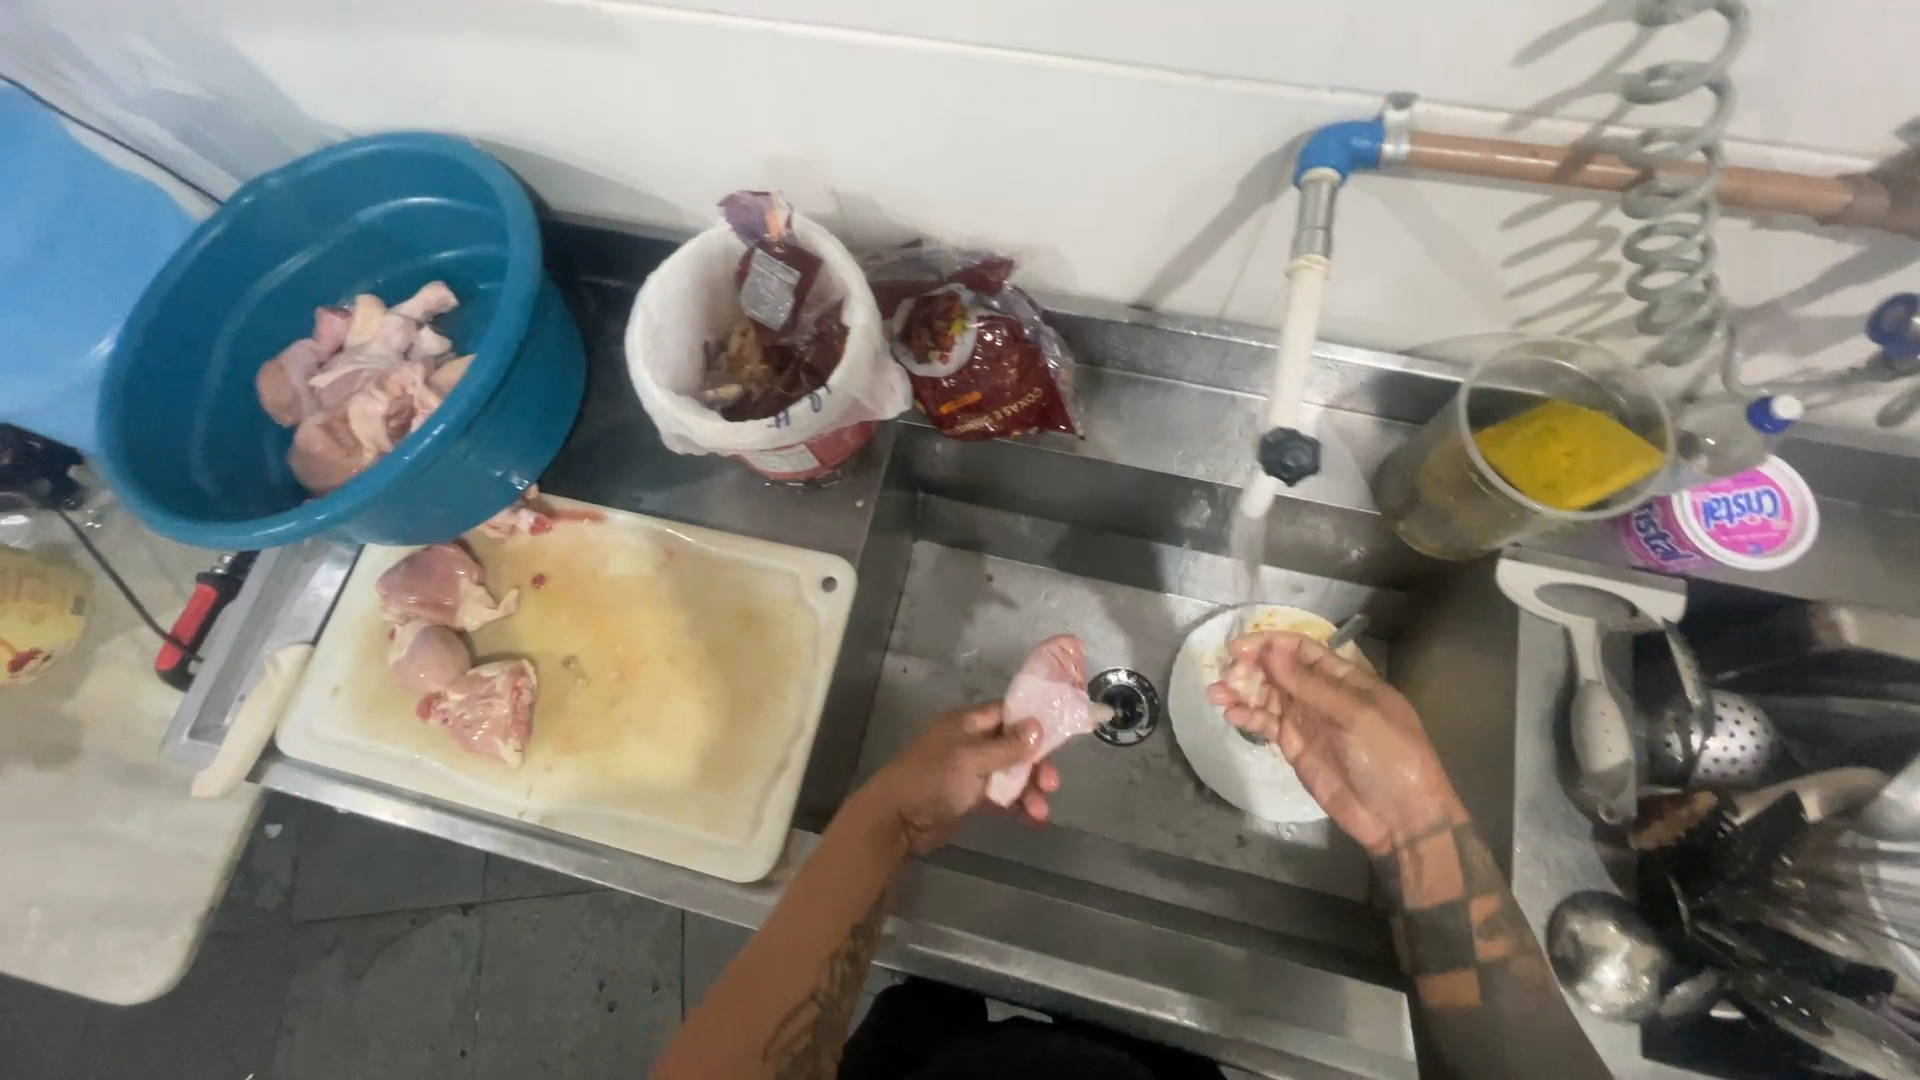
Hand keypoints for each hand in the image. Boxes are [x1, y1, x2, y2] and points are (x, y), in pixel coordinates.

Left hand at [854, 703, 1060, 855]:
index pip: (1007, 713)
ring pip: (1010, 773)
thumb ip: (1006, 746)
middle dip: (1035, 763)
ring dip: (1029, 789)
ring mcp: (971, 770)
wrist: (896, 820)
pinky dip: (1017, 806)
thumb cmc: (932, 779)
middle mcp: (971, 742)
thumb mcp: (972, 759)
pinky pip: (1001, 796)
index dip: (1032, 721)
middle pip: (1013, 745)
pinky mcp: (970, 797)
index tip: (1060, 734)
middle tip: (1052, 783)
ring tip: (1041, 811)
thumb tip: (1038, 727)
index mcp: (968, 723)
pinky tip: (1033, 820)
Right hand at [1207, 632, 1466, 854]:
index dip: (1270, 644)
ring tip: (1215, 694)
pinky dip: (1245, 716)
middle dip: (1250, 667)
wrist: (1400, 819)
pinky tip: (1231, 715)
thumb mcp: (1356, 716)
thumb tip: (1272, 650)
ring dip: (1240, 691)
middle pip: (1278, 670)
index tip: (1239, 648)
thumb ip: (1310, 685)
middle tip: (1226, 675)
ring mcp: (1305, 720)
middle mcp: (1321, 694)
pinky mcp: (1292, 744)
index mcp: (1345, 679)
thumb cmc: (1390, 758)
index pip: (1302, 650)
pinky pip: (1264, 722)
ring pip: (1265, 695)